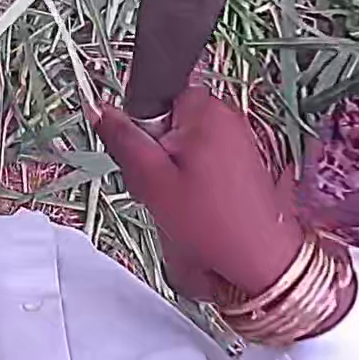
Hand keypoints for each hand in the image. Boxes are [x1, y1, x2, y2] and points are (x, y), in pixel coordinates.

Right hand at [93, 89, 301, 299]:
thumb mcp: (150, 177)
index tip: (143, 154)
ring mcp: (237, 138)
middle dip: (152, 148)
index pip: (154, 98)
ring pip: (179, 140)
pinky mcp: (241, 159)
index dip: (140, 127)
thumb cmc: (211, 221)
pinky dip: (187, 175)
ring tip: (174, 194)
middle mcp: (226, 116)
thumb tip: (98, 110)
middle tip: (156, 180)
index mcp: (205, 110)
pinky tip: (191, 200)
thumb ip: (122, 138)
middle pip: (165, 120)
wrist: (260, 261)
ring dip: (168, 165)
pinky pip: (198, 156)